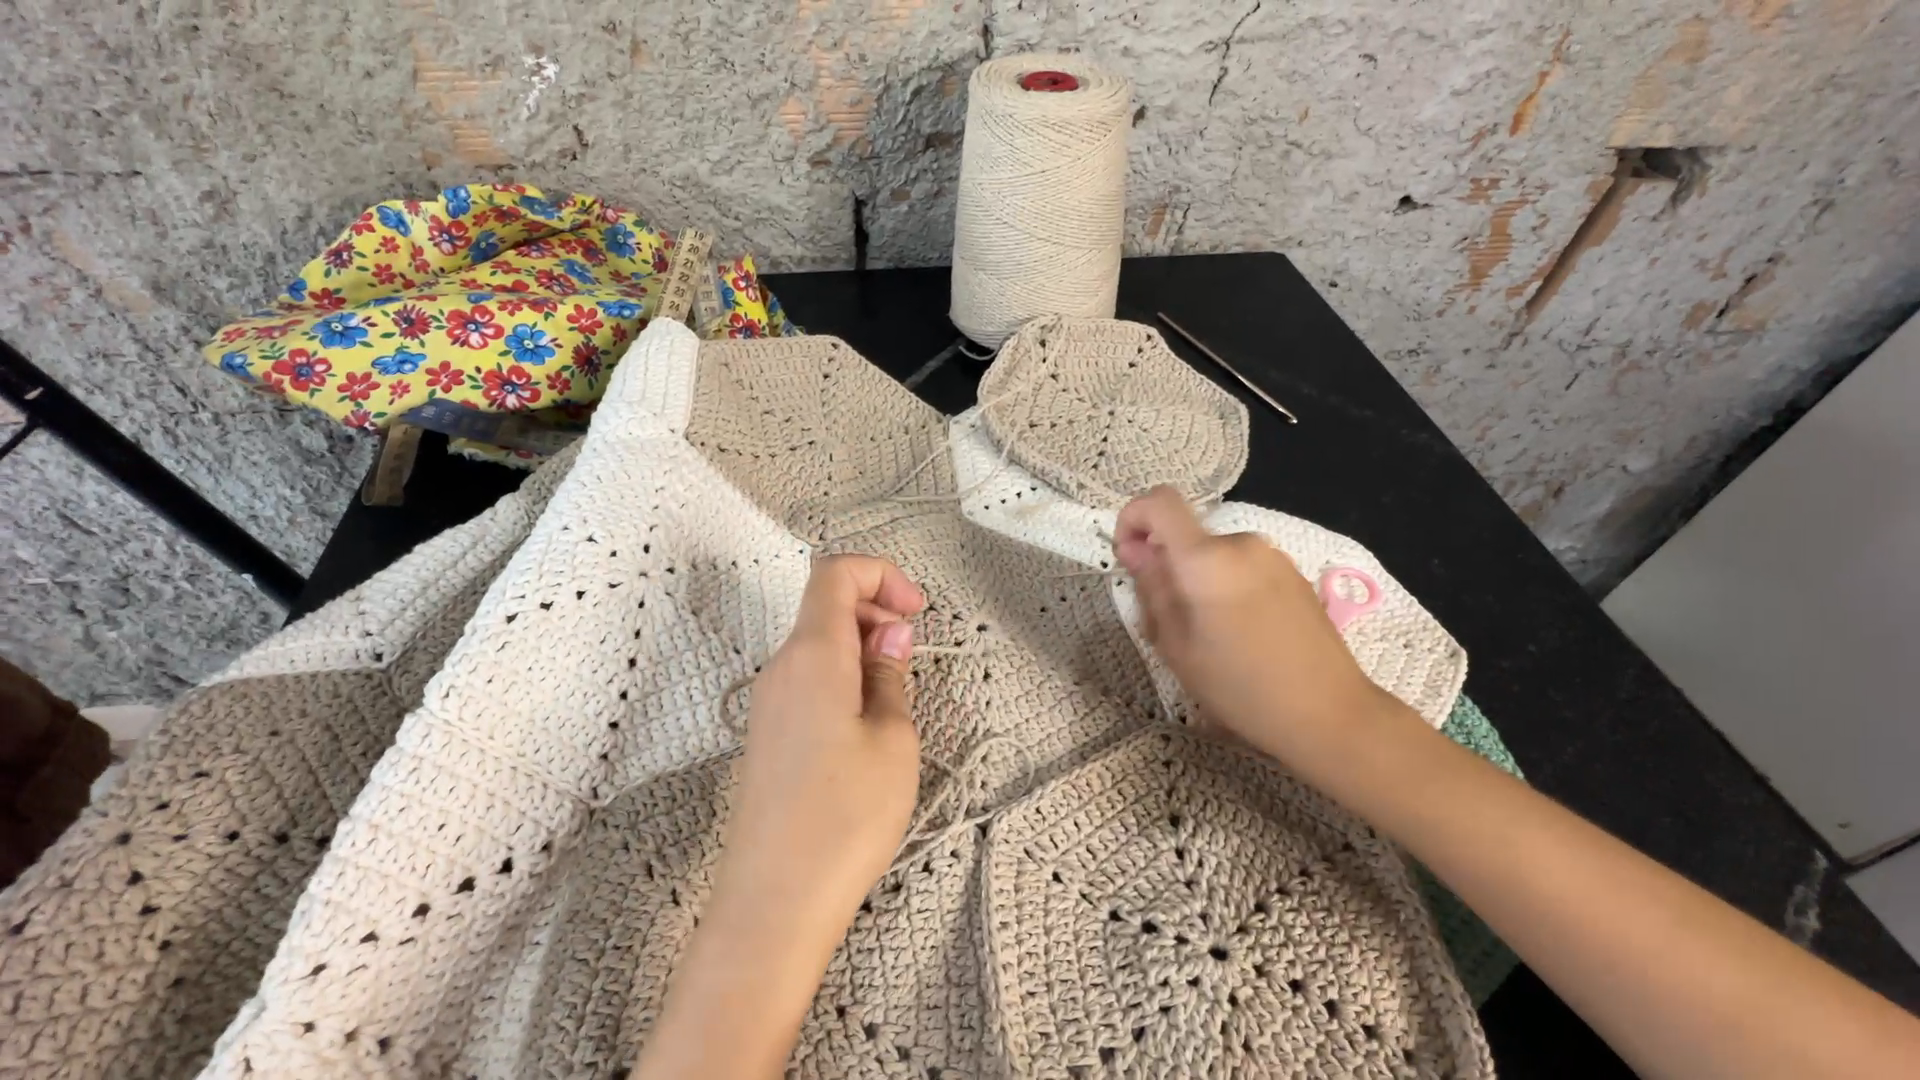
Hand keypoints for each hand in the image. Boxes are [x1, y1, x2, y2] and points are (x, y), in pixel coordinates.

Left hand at [640, 556, 925, 1078]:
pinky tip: (867, 728)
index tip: (918, 612)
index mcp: (812, 654)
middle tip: (914, 654)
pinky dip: (843, 679)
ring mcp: (768, 702)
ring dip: (862, 649)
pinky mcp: (767, 735)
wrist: (774, 901)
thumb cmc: (845, 817)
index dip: (881, 573)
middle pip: (824, 605)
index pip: (834, 572)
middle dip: (876, 610)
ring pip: (817, 644)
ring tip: (898, 700)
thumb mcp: (893, 740)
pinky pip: (806, 680)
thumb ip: (891, 675)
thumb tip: (889, 635)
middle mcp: (780, 667)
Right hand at [1112, 486, 1406, 760]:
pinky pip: (1243, 568)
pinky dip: (1227, 588)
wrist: (1330, 713)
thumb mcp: (1177, 647)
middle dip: (1168, 568)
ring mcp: (1273, 557)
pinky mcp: (1294, 575)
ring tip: (1209, 637)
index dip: (1132, 518)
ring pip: (1214, 556)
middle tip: (1170, 624)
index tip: (1129, 558)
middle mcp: (1242, 544)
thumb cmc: (1241, 688)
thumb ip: (1152, 590)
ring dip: (1199, 582)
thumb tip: (1135, 551)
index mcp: (1207, 559)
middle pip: (1187, 537)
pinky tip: (1242, 636)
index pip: (1159, 501)